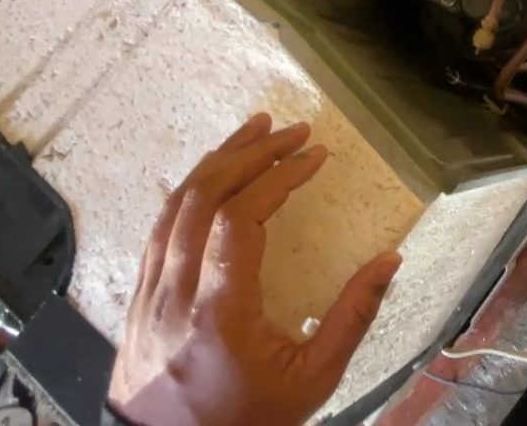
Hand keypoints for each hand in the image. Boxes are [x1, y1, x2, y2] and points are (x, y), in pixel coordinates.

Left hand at [109, 114, 401, 425]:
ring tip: (255, 130)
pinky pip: (158, 230)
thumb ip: (353, 318)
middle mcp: (172, 299)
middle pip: (202, 201)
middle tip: (293, 131)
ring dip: (218, 161)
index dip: (279, 177)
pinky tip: (215, 174)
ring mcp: (146, 299)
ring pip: (173, 209)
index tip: (315, 156)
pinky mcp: (135, 304)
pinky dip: (190, 190)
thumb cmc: (246, 422)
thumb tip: (391, 259)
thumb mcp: (312, 381)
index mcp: (217, 315)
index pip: (240, 221)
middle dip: (252, 155)